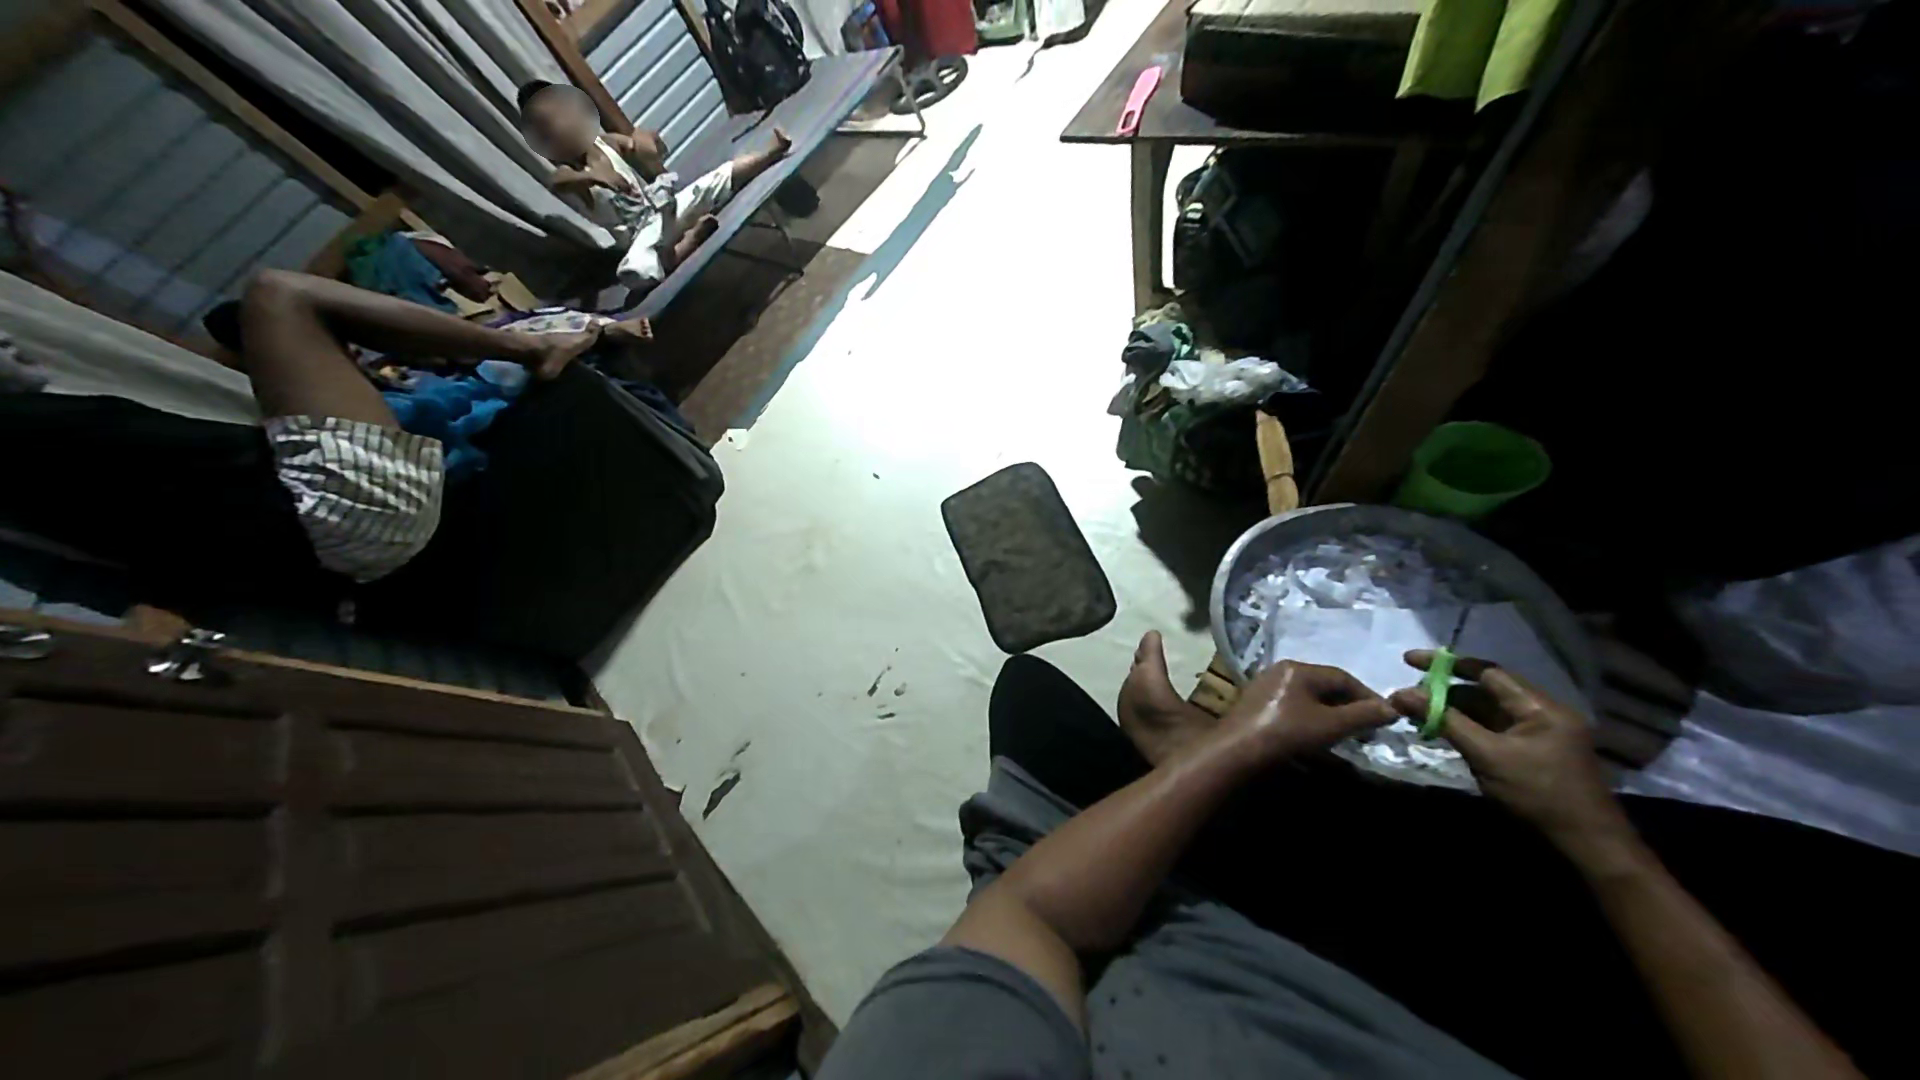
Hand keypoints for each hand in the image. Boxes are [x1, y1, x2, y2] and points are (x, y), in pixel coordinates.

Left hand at [1216, 660, 1395, 765]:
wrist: (1237, 751)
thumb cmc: (1287, 733)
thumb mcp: (1332, 725)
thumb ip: (1364, 715)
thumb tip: (1393, 708)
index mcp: (1297, 668)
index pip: (1342, 677)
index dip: (1367, 696)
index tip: (1386, 717)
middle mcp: (1279, 671)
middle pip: (1324, 685)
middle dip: (1349, 706)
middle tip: (1368, 728)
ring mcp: (1264, 686)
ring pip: (1308, 696)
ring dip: (1330, 713)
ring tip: (1346, 733)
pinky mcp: (1255, 704)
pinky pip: (1292, 705)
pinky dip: (1310, 717)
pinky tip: (1317, 734)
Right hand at [1389, 652, 1628, 848]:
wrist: (1587, 844)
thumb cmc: (1538, 794)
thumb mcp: (1486, 755)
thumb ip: (1445, 720)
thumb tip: (1401, 694)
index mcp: (1541, 707)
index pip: (1487, 672)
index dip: (1446, 664)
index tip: (1409, 661)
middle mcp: (1544, 712)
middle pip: (1485, 689)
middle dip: (1444, 690)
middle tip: (1408, 696)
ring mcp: (1540, 732)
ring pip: (1487, 710)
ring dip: (1453, 710)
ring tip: (1418, 715)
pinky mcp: (1534, 750)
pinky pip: (1494, 728)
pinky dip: (1467, 726)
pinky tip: (1442, 733)